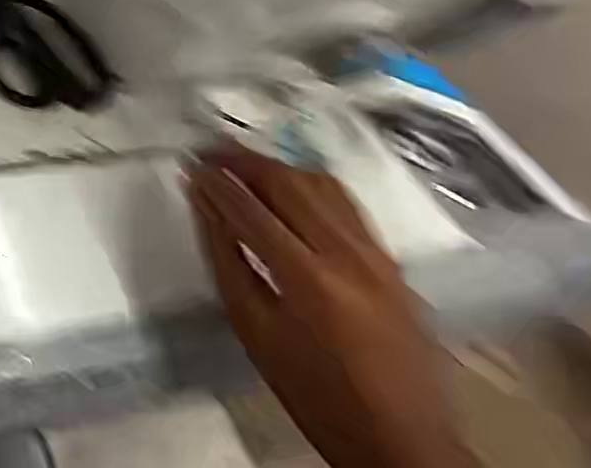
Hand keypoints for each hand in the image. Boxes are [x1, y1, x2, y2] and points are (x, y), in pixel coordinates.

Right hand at [188, 146, 475, 467]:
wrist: (403, 443)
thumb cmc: (311, 388)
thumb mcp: (251, 324)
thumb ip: (224, 254)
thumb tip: (201, 200)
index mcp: (308, 279)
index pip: (249, 208)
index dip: (213, 181)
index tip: (187, 164)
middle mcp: (349, 258)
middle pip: (289, 185)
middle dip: (242, 160)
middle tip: (207, 150)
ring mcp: (379, 259)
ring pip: (322, 186)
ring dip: (276, 166)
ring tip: (241, 162)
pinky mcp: (394, 265)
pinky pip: (347, 204)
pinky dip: (309, 184)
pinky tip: (287, 185)